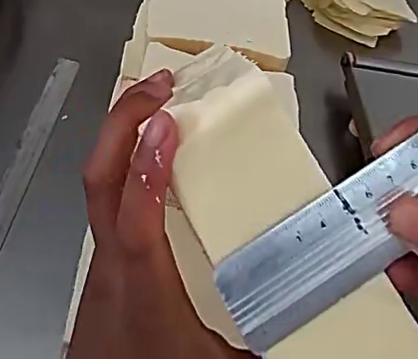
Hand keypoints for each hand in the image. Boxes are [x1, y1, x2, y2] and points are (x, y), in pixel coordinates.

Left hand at [67, 71, 246, 358]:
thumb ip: (266, 332)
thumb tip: (321, 323)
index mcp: (144, 289)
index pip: (135, 221)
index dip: (147, 169)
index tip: (168, 123)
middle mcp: (113, 260)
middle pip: (100, 179)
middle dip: (123, 120)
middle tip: (159, 85)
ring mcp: (99, 250)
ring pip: (96, 177)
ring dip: (120, 130)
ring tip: (151, 97)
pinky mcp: (100, 248)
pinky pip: (103, 187)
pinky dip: (120, 153)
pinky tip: (143, 142)